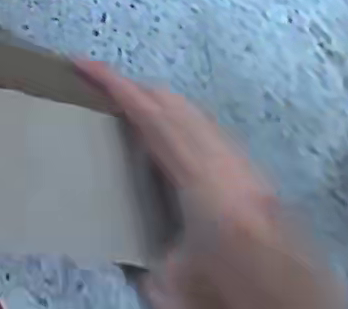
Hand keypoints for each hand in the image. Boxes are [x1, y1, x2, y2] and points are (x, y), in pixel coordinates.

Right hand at [73, 60, 347, 308]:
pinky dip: (183, 124)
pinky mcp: (267, 187)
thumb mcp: (176, 289)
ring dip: (159, 105)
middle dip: (133, 88)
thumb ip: (138, 254)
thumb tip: (109, 239)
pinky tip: (171, 148)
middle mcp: (231, 167)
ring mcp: (253, 174)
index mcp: (203, 185)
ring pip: (198, 116)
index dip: (113, 83)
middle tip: (97, 88)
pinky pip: (215, 135)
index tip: (80, 62)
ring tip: (128, 112)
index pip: (151, 115)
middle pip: (175, 104)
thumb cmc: (241, 303)